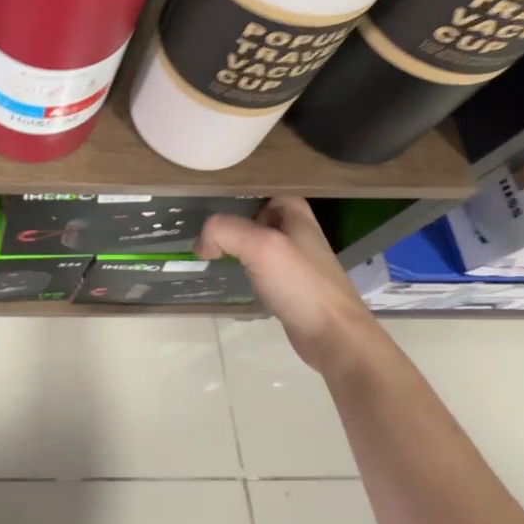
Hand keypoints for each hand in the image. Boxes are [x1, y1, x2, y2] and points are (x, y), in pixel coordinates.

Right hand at [198, 198, 381, 374]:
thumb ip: (224, 231)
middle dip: (219, 216)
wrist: (335, 337)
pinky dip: (235, 262)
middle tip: (188, 221)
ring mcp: (289, 253)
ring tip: (198, 243)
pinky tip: (218, 268)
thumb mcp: (260, 247)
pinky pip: (251, 261)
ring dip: (225, 240)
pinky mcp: (285, 279)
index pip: (248, 186)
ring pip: (247, 237)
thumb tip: (202, 245)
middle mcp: (292, 225)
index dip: (220, 189)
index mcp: (291, 206)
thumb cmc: (301, 284)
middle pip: (245, 210)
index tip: (191, 196)